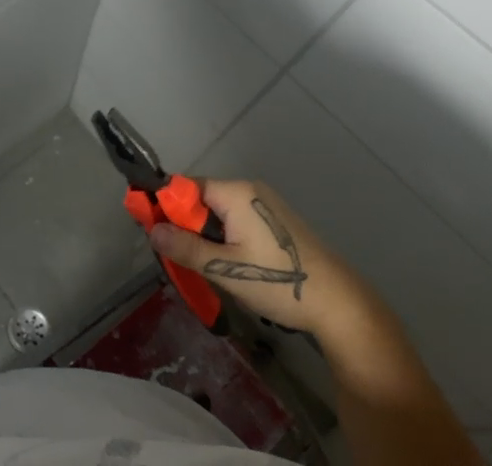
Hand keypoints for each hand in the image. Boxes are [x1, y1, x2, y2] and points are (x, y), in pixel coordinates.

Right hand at [148, 180, 377, 339]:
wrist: (339, 303)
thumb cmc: (278, 281)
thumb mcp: (225, 269)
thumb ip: (185, 246)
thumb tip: (151, 229)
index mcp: (235, 192)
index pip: (185, 187)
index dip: (166, 207)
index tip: (154, 232)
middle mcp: (249, 189)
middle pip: (201, 199)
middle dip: (185, 225)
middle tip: (178, 257)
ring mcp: (265, 205)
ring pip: (218, 212)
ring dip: (205, 235)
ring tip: (203, 266)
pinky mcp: (275, 221)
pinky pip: (236, 220)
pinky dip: (224, 237)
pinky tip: (228, 265)